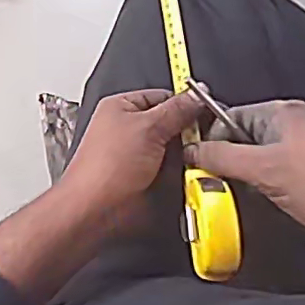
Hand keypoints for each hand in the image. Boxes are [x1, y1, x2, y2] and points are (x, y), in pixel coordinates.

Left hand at [58, 89, 205, 212]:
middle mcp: (129, 128)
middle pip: (172, 122)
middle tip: (197, 139)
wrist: (97, 208)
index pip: (162, 96)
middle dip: (187, 132)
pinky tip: (185, 174)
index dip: (185, 103)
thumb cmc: (105, 166)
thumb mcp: (148, 128)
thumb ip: (176, 110)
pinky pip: (173, 167)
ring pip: (175, 147)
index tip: (207, 111)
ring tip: (188, 159)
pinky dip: (182, 171)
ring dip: (186, 154)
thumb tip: (197, 96)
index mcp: (122, 107)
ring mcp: (138, 152)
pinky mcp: (146, 174)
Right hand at [184, 99, 304, 260]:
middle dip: (225, 160)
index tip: (196, 158)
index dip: (208, 138)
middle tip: (216, 179)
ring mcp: (303, 153)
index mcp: (283, 112)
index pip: (226, 115)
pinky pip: (271, 177)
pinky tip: (265, 201)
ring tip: (244, 192)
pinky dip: (261, 189)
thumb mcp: (263, 169)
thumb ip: (220, 156)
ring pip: (254, 160)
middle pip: (238, 137)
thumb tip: (194, 151)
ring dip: (243, 178)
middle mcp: (294, 128)